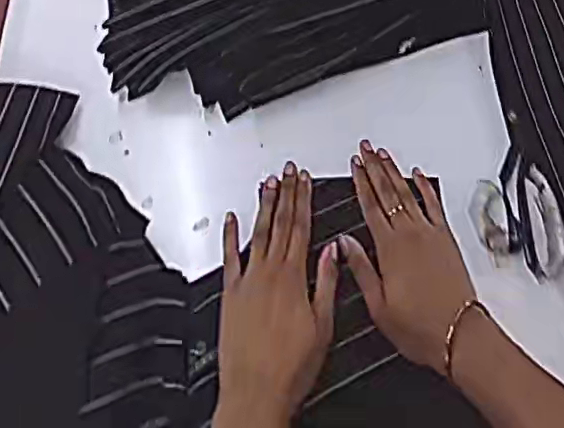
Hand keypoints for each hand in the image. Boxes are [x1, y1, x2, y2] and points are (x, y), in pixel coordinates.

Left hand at [216, 164, 339, 427]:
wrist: (256, 393)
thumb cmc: (291, 367)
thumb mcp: (322, 326)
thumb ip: (327, 282)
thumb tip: (333, 250)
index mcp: (294, 277)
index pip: (301, 227)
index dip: (303, 200)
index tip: (304, 180)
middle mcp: (270, 272)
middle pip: (281, 223)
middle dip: (286, 193)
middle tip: (288, 171)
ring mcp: (248, 280)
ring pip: (258, 233)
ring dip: (264, 206)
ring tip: (268, 183)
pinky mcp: (230, 293)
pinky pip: (230, 256)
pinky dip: (230, 235)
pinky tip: (231, 218)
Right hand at [340, 141, 477, 371]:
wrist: (459, 335)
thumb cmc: (420, 327)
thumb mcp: (378, 306)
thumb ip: (360, 269)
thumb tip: (344, 244)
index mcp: (389, 248)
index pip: (370, 205)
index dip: (361, 182)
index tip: (354, 165)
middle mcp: (409, 234)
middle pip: (387, 191)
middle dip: (374, 166)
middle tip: (365, 148)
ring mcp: (429, 233)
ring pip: (407, 192)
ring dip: (394, 170)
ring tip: (384, 154)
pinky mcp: (446, 238)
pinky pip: (433, 204)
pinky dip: (425, 186)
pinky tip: (419, 175)